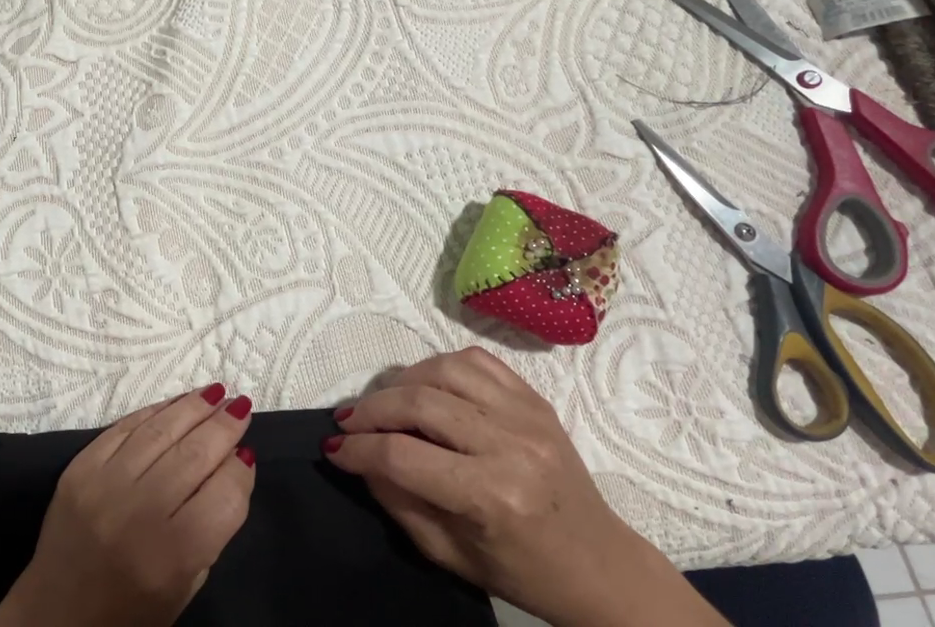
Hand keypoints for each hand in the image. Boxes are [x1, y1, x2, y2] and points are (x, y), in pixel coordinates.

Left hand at [0, 384, 256, 626]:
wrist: (56, 615)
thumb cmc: (131, 611)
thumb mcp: (186, 585)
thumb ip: (213, 528)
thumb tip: (233, 462)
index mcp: (172, 554)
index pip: (224, 495)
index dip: (241, 470)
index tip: (248, 453)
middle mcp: (139, 512)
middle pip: (194, 454)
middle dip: (223, 425)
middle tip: (241, 406)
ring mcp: (103, 484)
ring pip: (159, 431)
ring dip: (192, 406)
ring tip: (215, 393)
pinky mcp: (78, 468)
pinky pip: (123, 427)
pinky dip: (153, 411)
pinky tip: (174, 403)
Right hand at [324, 348, 726, 626]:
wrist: (600, 565)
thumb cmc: (522, 571)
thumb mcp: (448, 553)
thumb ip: (397, 500)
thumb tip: (356, 456)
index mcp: (492, 496)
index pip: (402, 455)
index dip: (357, 449)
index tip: (334, 449)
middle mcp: (511, 446)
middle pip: (418, 404)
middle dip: (370, 410)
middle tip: (347, 422)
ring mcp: (527, 416)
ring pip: (443, 371)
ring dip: (401, 382)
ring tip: (385, 403)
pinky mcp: (535, 400)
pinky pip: (475, 362)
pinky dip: (439, 367)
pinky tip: (426, 388)